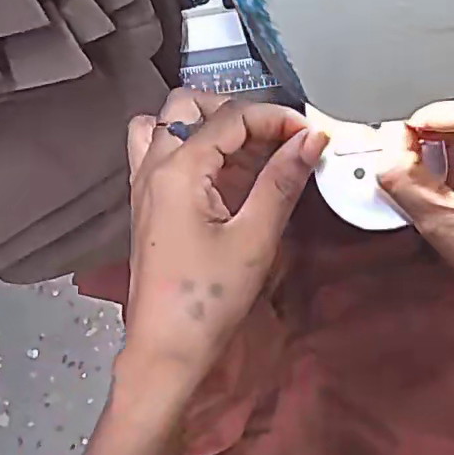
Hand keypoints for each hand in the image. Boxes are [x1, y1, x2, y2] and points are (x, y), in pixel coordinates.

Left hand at [121, 89, 327, 399]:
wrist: (167, 347)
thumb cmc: (208, 299)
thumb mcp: (255, 237)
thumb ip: (282, 181)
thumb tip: (310, 140)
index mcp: (177, 170)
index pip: (231, 117)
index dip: (276, 118)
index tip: (309, 135)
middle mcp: (152, 167)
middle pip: (190, 106)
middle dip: (239, 112)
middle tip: (277, 139)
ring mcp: (143, 185)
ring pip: (166, 124)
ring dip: (206, 124)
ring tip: (244, 150)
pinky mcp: (147, 206)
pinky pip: (159, 153)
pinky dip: (189, 147)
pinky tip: (221, 175)